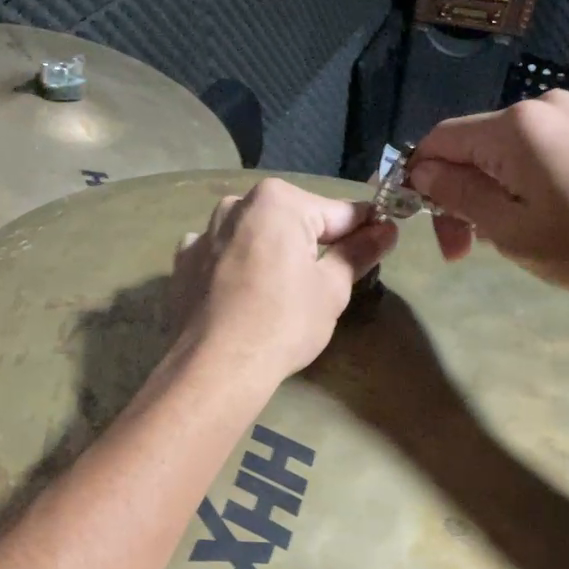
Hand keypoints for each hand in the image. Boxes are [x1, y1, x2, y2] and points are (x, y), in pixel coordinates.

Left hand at [171, 178, 396, 381]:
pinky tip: (241, 295)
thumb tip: (386, 230)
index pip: (337, 212)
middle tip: (328, 281)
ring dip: (269, 252)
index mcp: (277, 201)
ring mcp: (202, 234)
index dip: (364, 229)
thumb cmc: (284, 323)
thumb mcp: (332, 289)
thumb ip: (358, 252)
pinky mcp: (182, 265)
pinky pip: (219, 257)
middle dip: (311, 243)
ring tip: (280, 291)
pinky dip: (233, 268)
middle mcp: (236, 206)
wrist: (217, 366)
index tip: (384, 240)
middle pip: (290, 221)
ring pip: (251, 236)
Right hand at [406, 91, 568, 298]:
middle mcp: (546, 106)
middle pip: (477, 146)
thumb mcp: (510, 231)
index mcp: (514, 127)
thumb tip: (422, 172)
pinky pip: (549, 151)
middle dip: (461, 195)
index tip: (430, 230)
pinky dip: (532, 183)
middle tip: (466, 252)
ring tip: (514, 237)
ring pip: (513, 151)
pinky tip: (553, 219)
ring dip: (497, 192)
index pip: (440, 140)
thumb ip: (459, 196)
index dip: (421, 181)